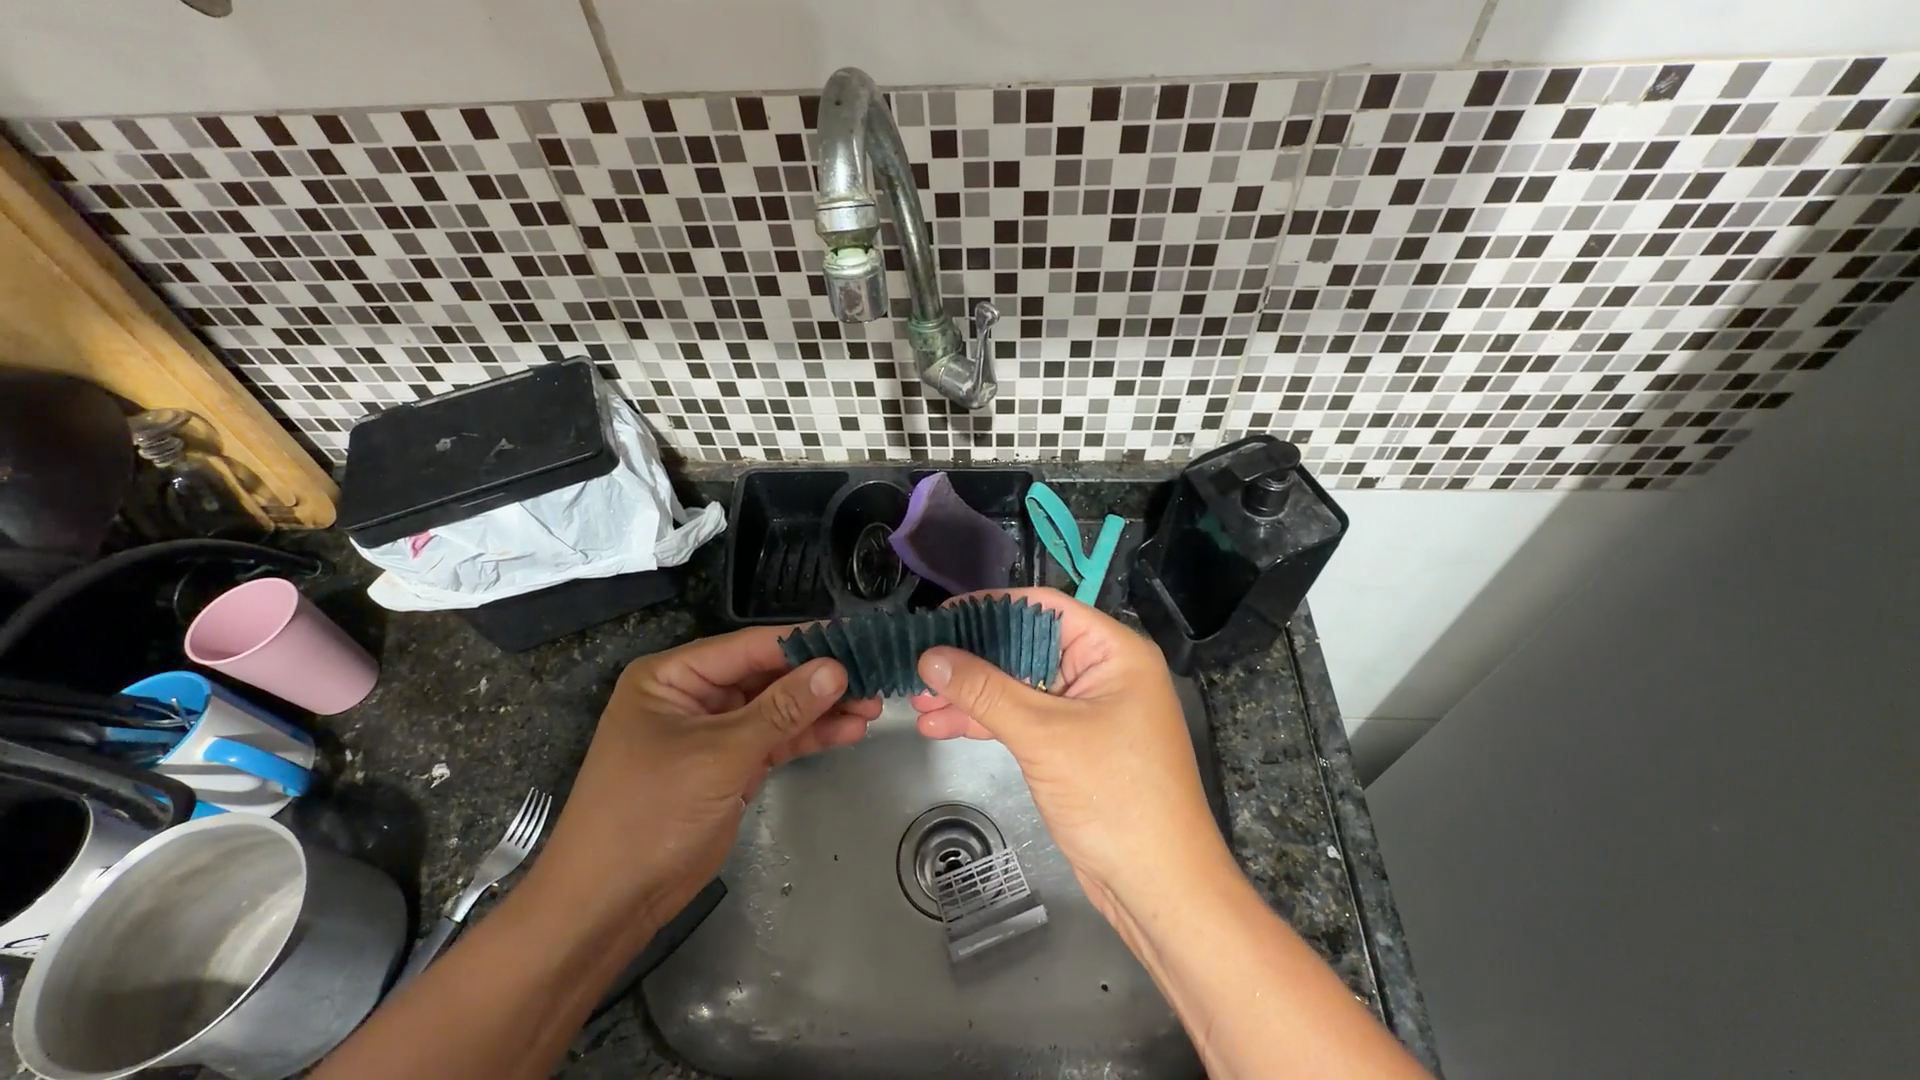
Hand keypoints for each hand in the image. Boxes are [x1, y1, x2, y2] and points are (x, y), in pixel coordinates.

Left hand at [528, 627, 880, 932]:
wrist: (611, 900)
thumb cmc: (650, 812)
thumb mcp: (719, 755)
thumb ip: (780, 710)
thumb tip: (835, 670)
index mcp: (672, 676)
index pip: (748, 647)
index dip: (803, 644)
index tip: (856, 642)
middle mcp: (692, 696)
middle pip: (766, 676)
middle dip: (817, 680)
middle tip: (873, 677)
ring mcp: (712, 733)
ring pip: (775, 710)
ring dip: (820, 710)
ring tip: (872, 706)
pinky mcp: (728, 767)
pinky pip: (774, 741)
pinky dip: (808, 737)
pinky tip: (847, 732)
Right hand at [911, 588, 1231, 911]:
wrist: (1158, 884)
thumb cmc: (1115, 796)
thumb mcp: (1044, 735)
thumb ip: (985, 691)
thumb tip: (931, 657)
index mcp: (1113, 652)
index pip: (1044, 609)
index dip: (990, 608)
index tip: (939, 619)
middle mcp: (1103, 673)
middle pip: (1027, 647)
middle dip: (972, 660)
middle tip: (919, 666)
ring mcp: (1088, 711)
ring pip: (1019, 686)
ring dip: (972, 695)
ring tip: (918, 702)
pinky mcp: (1074, 745)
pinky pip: (1024, 719)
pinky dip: (987, 722)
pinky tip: (943, 726)